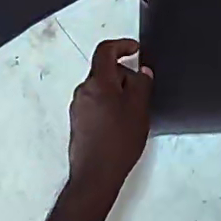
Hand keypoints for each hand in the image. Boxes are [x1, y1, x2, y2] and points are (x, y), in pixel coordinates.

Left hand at [67, 39, 152, 198]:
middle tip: (140, 90)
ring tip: (132, 113)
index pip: (105, 50)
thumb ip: (142, 84)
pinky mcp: (78, 122)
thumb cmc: (117, 143)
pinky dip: (109, 105)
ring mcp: (78, 107)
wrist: (96, 175)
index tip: (135, 49)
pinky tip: (121, 124)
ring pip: (101, 88)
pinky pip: (96, 103)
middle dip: (124, 75)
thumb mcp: (139, 108)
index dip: (122, 45)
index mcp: (98, 82)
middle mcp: (83, 91)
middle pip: (104, 71)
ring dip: (117, 92)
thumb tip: (142, 72)